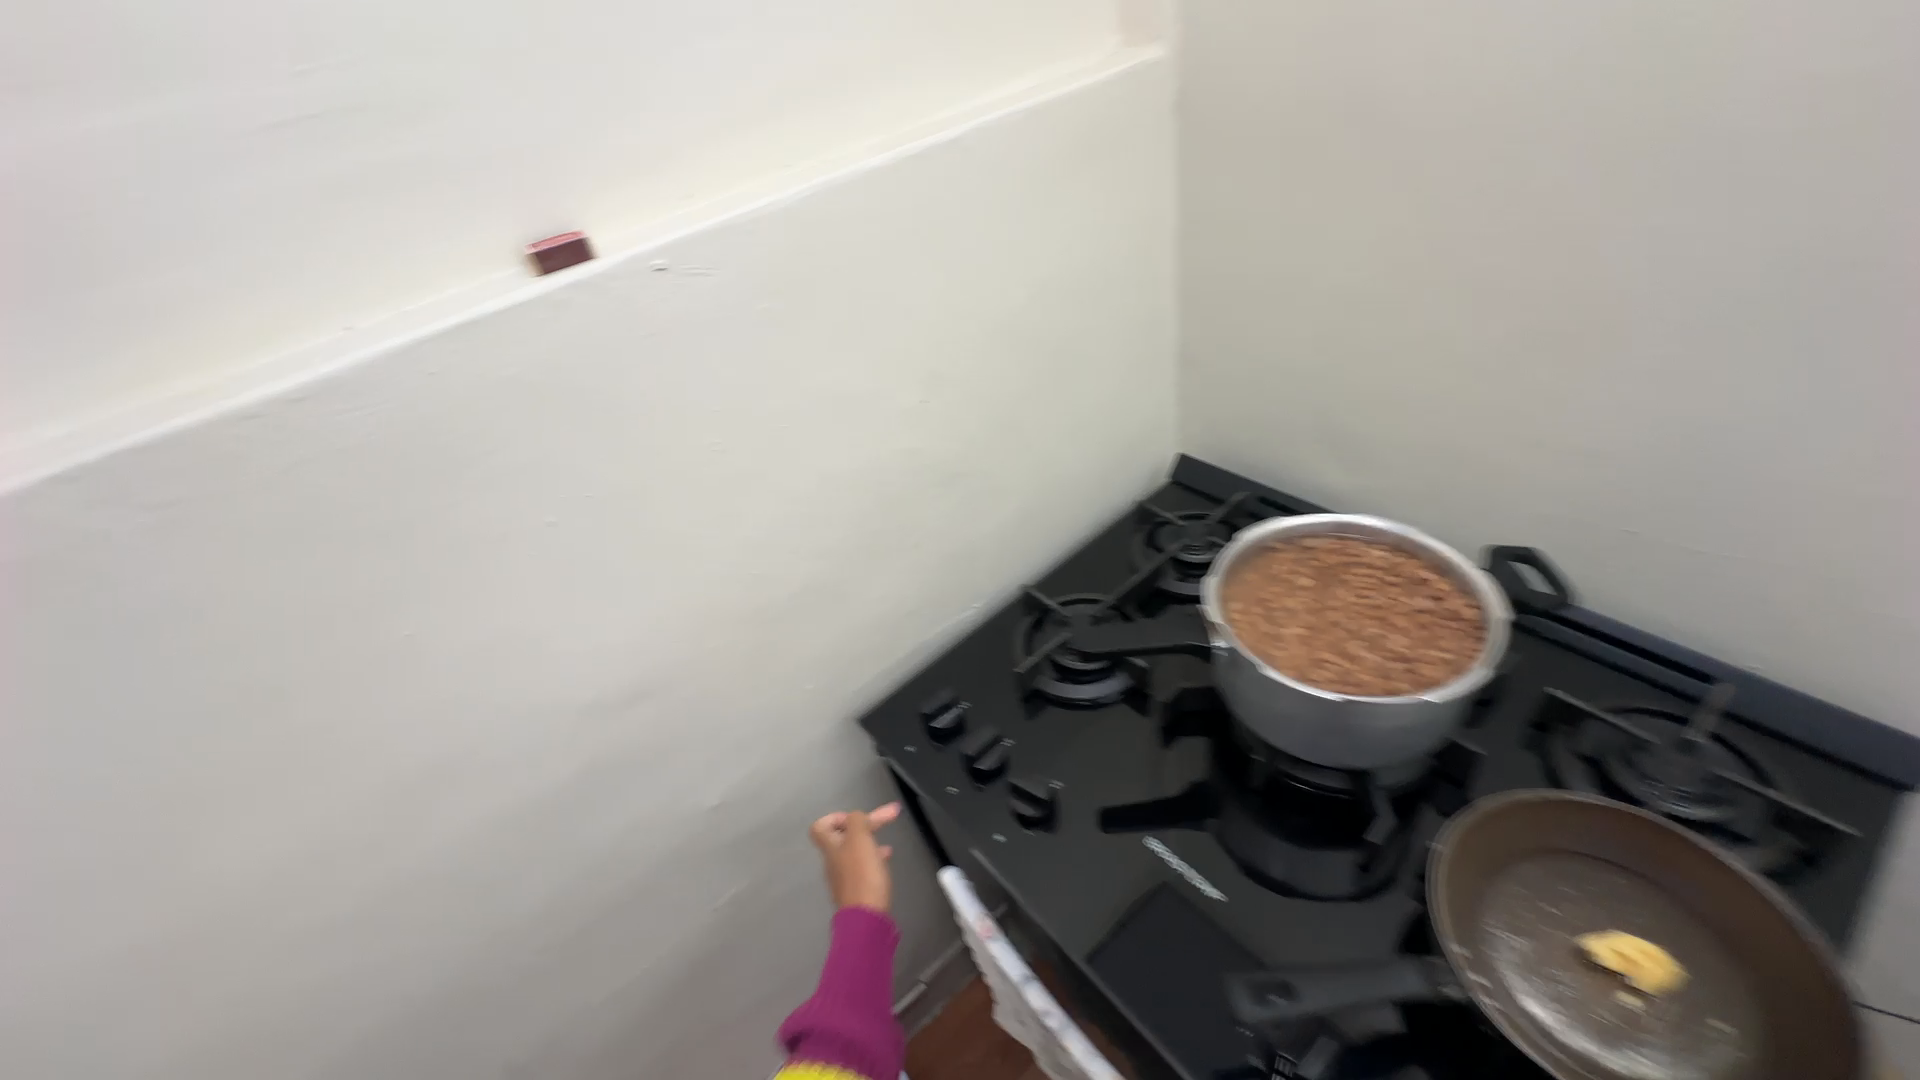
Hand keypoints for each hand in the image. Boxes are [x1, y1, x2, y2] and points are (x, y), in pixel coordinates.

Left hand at [809, 802, 900, 912]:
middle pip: (844, 836)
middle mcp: (833, 861)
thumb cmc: (863, 875)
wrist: (866, 918)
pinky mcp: (856, 890)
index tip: (857, 817)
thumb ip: (857, 821)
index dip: (836, 817)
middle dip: (868, 823)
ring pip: (855, 851)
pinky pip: (863, 867)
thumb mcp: (860, 839)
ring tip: (889, 842)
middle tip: (892, 814)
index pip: (820, 827)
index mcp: (831, 847)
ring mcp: (843, 877)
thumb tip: (855, 818)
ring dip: (872, 841)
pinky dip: (874, 858)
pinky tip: (886, 860)